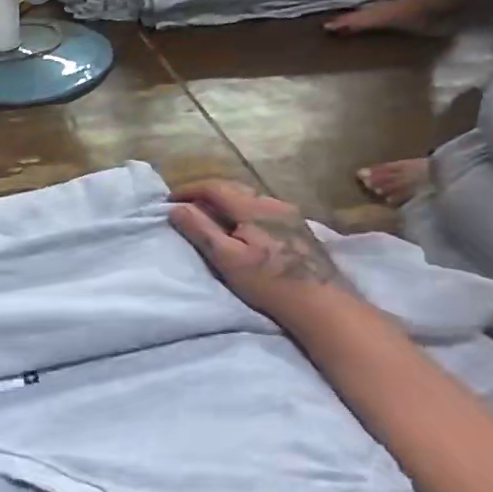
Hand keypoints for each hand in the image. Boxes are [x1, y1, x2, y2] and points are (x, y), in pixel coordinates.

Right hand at [168, 179, 354, 320]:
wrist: (323, 304)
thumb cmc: (269, 282)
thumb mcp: (226, 258)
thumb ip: (200, 230)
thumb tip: (175, 209)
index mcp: (254, 208)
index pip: (214, 187)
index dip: (188, 190)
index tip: (168, 201)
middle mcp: (274, 203)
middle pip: (233, 187)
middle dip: (205, 194)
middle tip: (185, 207)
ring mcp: (290, 214)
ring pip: (249, 198)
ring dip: (224, 202)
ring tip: (208, 217)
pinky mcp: (298, 227)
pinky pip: (262, 208)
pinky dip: (241, 211)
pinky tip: (238, 227)